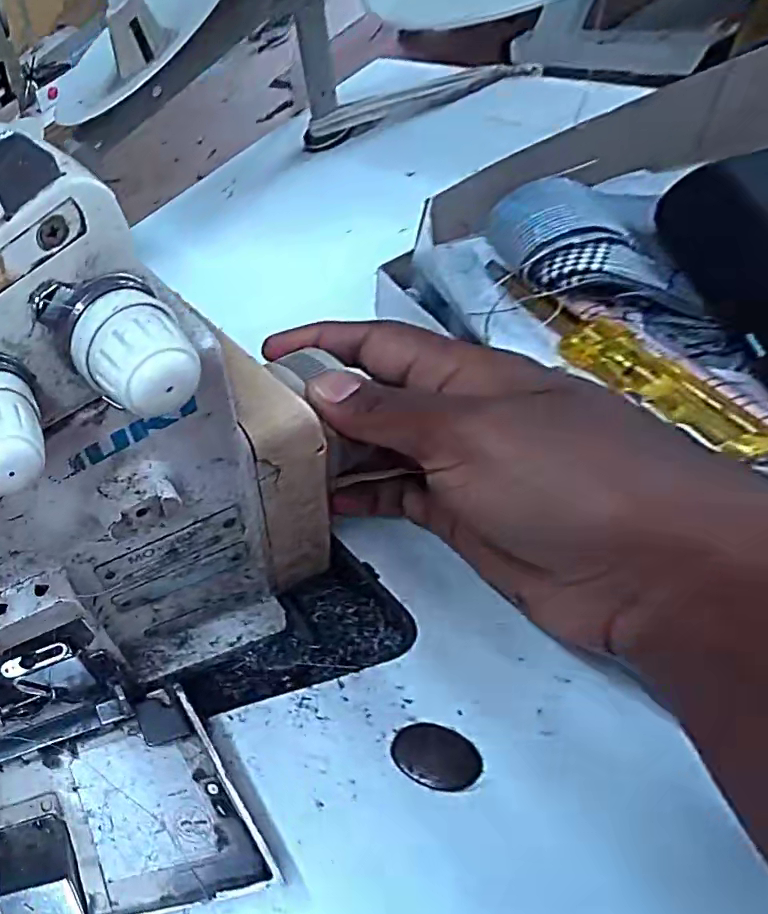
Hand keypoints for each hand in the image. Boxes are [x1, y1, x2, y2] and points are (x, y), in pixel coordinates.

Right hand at [262, 320, 767, 657]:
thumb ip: (390, 412)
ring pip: (370, 448)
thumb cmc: (574, 482)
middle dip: (313, 401)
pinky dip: (350, 494)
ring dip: (325, 453)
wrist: (658, 572)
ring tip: (272, 461)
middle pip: (369, 398)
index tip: (269, 350)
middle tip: (255, 417)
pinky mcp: (450, 510)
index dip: (324, 341)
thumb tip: (321, 387)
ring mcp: (454, 466)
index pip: (383, 346)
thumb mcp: (472, 433)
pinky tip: (317, 502)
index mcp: (468, 380)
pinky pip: (384, 492)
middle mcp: (457, 417)